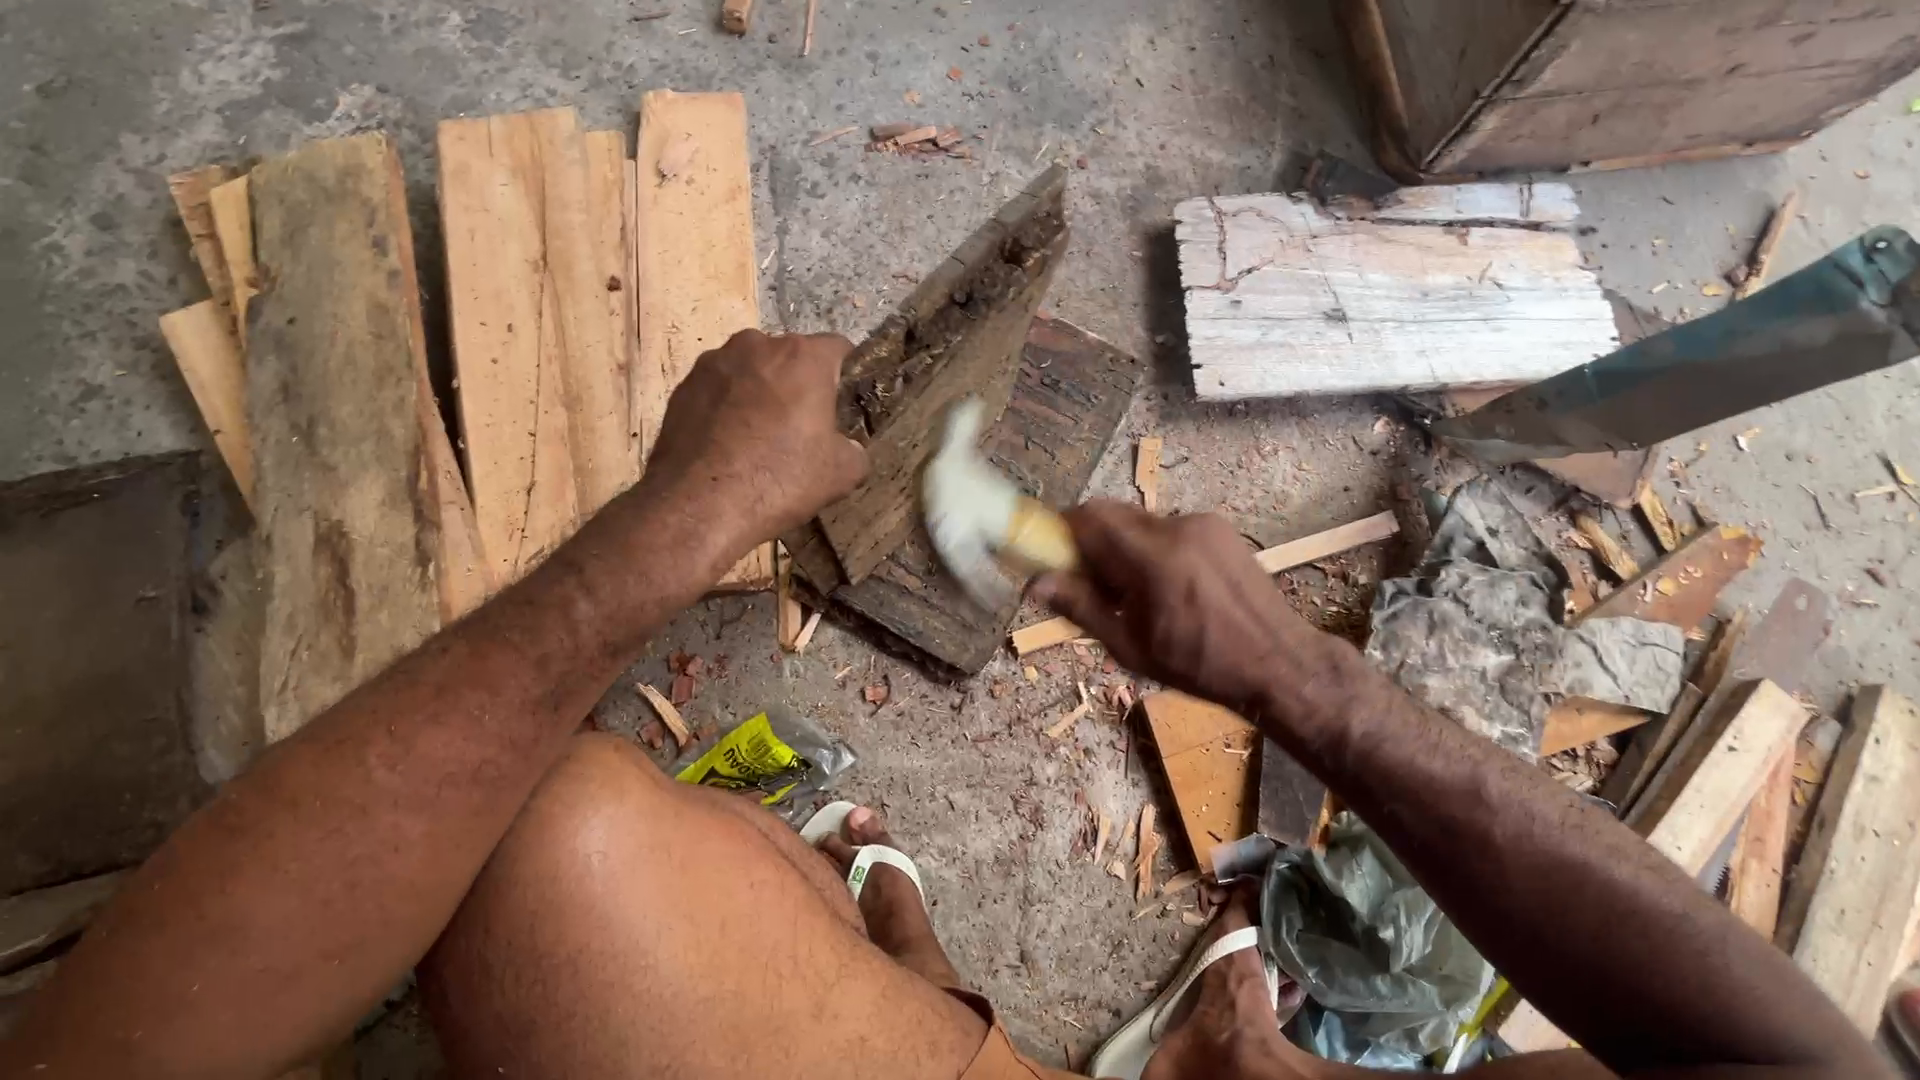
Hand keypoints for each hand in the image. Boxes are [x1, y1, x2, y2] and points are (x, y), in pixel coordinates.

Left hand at [641, 330, 868, 549]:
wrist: (699, 506)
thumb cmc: (780, 480)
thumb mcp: (842, 473)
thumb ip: (855, 449)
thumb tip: (847, 448)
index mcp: (802, 357)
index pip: (839, 348)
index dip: (846, 376)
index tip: (844, 405)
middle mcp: (756, 345)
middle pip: (790, 357)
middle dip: (799, 384)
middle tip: (802, 427)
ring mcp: (713, 363)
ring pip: (751, 371)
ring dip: (761, 394)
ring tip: (759, 438)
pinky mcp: (682, 387)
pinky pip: (718, 390)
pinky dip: (727, 409)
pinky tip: (728, 446)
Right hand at [1030, 501, 1323, 716]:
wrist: (1279, 661)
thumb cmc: (1199, 666)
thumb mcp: (1130, 647)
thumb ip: (1081, 608)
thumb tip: (1033, 585)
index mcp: (1153, 560)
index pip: (1089, 517)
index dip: (1062, 531)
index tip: (1053, 557)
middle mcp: (1177, 528)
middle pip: (1111, 512)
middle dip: (1090, 539)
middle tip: (1092, 581)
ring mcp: (1202, 523)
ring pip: (1139, 520)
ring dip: (1122, 545)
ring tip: (1135, 591)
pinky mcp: (1219, 526)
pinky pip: (1167, 527)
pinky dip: (1153, 547)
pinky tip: (1167, 584)